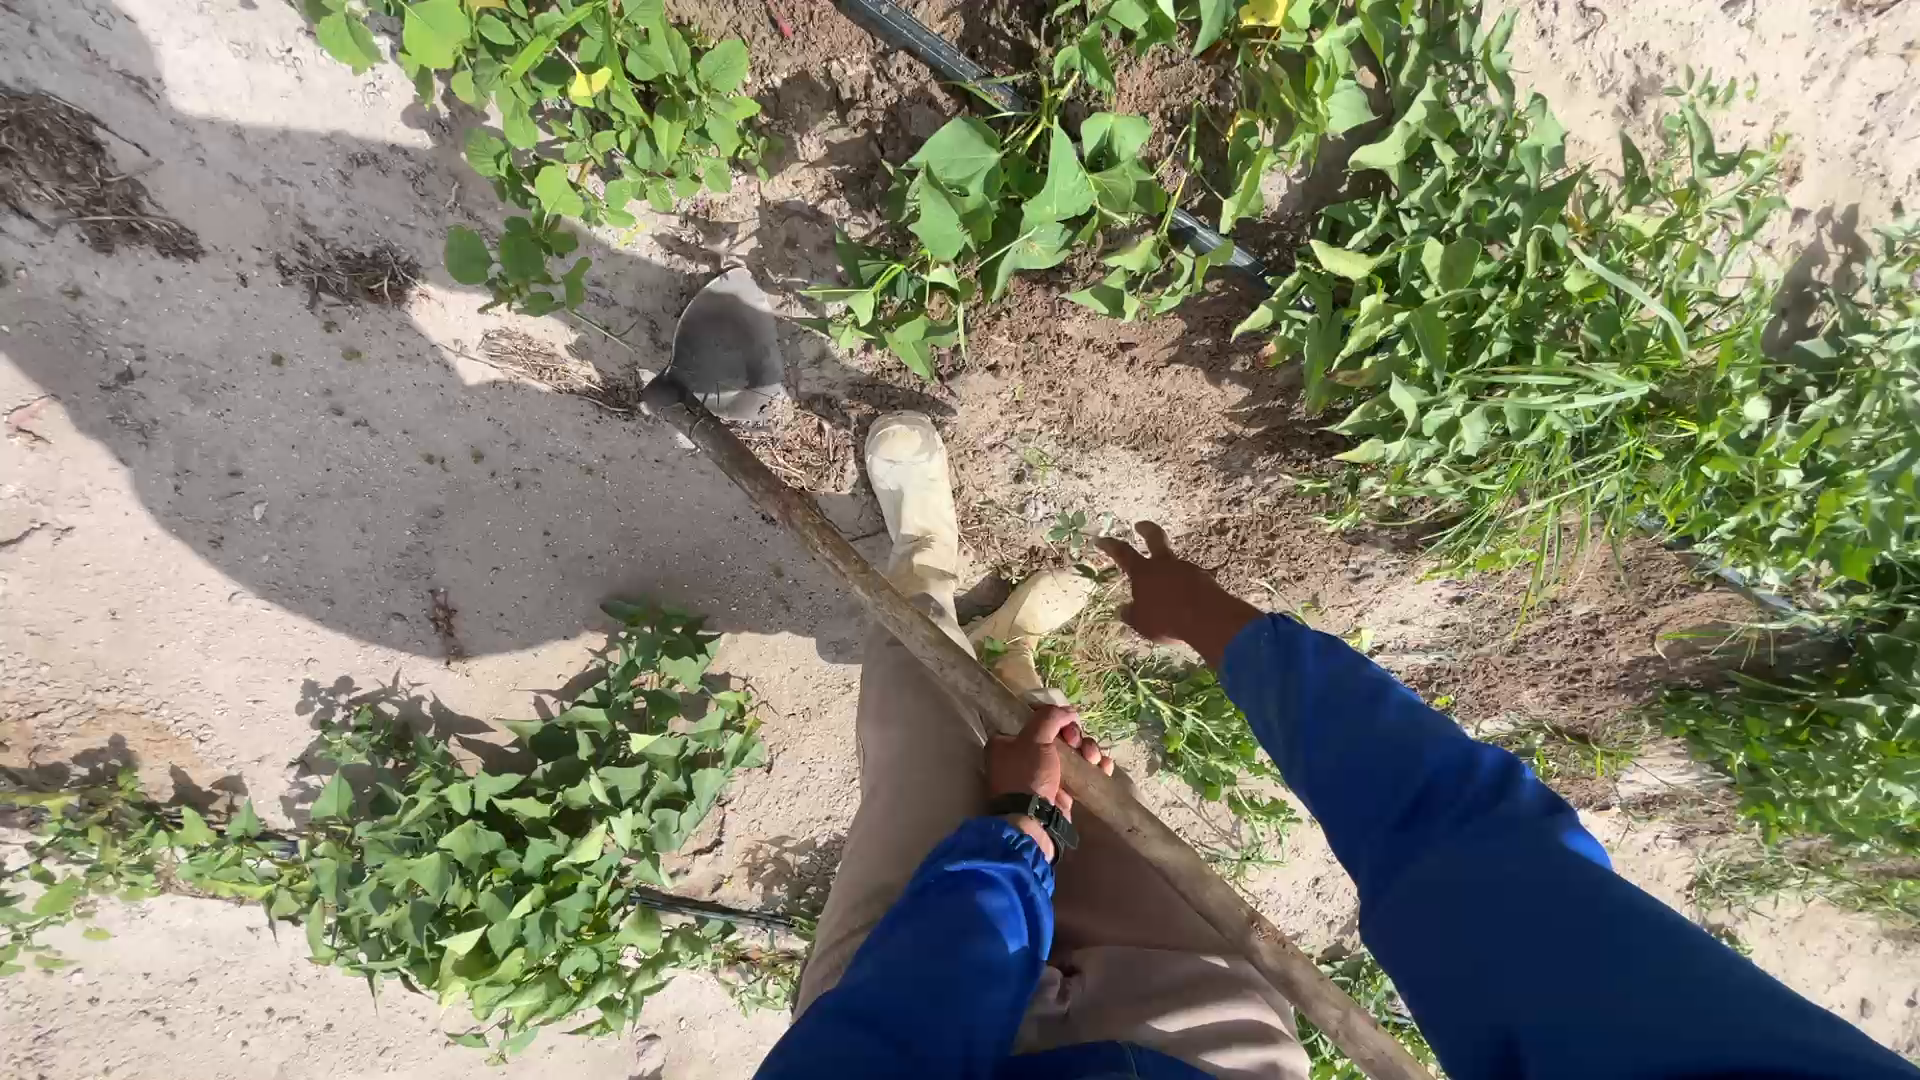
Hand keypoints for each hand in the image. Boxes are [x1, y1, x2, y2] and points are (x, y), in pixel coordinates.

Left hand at [986, 704, 1113, 859]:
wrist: (1033, 824)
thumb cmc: (1027, 776)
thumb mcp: (1034, 739)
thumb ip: (1050, 718)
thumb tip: (1069, 710)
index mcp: (1006, 743)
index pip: (1035, 720)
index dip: (1055, 719)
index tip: (1067, 723)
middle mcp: (1022, 758)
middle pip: (1057, 736)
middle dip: (1075, 736)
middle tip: (1078, 743)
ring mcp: (1042, 776)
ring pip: (1071, 753)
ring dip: (1087, 750)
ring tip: (1093, 758)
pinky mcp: (1060, 792)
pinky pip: (1079, 773)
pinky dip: (1093, 768)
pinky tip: (1104, 767)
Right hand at [1095, 521, 1262, 668]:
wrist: (1207, 620)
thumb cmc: (1166, 620)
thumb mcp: (1142, 623)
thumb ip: (1132, 614)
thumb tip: (1123, 611)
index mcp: (1143, 572)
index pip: (1122, 553)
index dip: (1110, 545)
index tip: (1101, 539)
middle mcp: (1164, 564)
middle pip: (1155, 538)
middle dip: (1146, 529)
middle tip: (1140, 525)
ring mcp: (1186, 568)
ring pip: (1174, 564)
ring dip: (1168, 572)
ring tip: (1167, 593)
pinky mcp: (1204, 578)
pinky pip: (1189, 579)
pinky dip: (1184, 587)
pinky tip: (1185, 602)